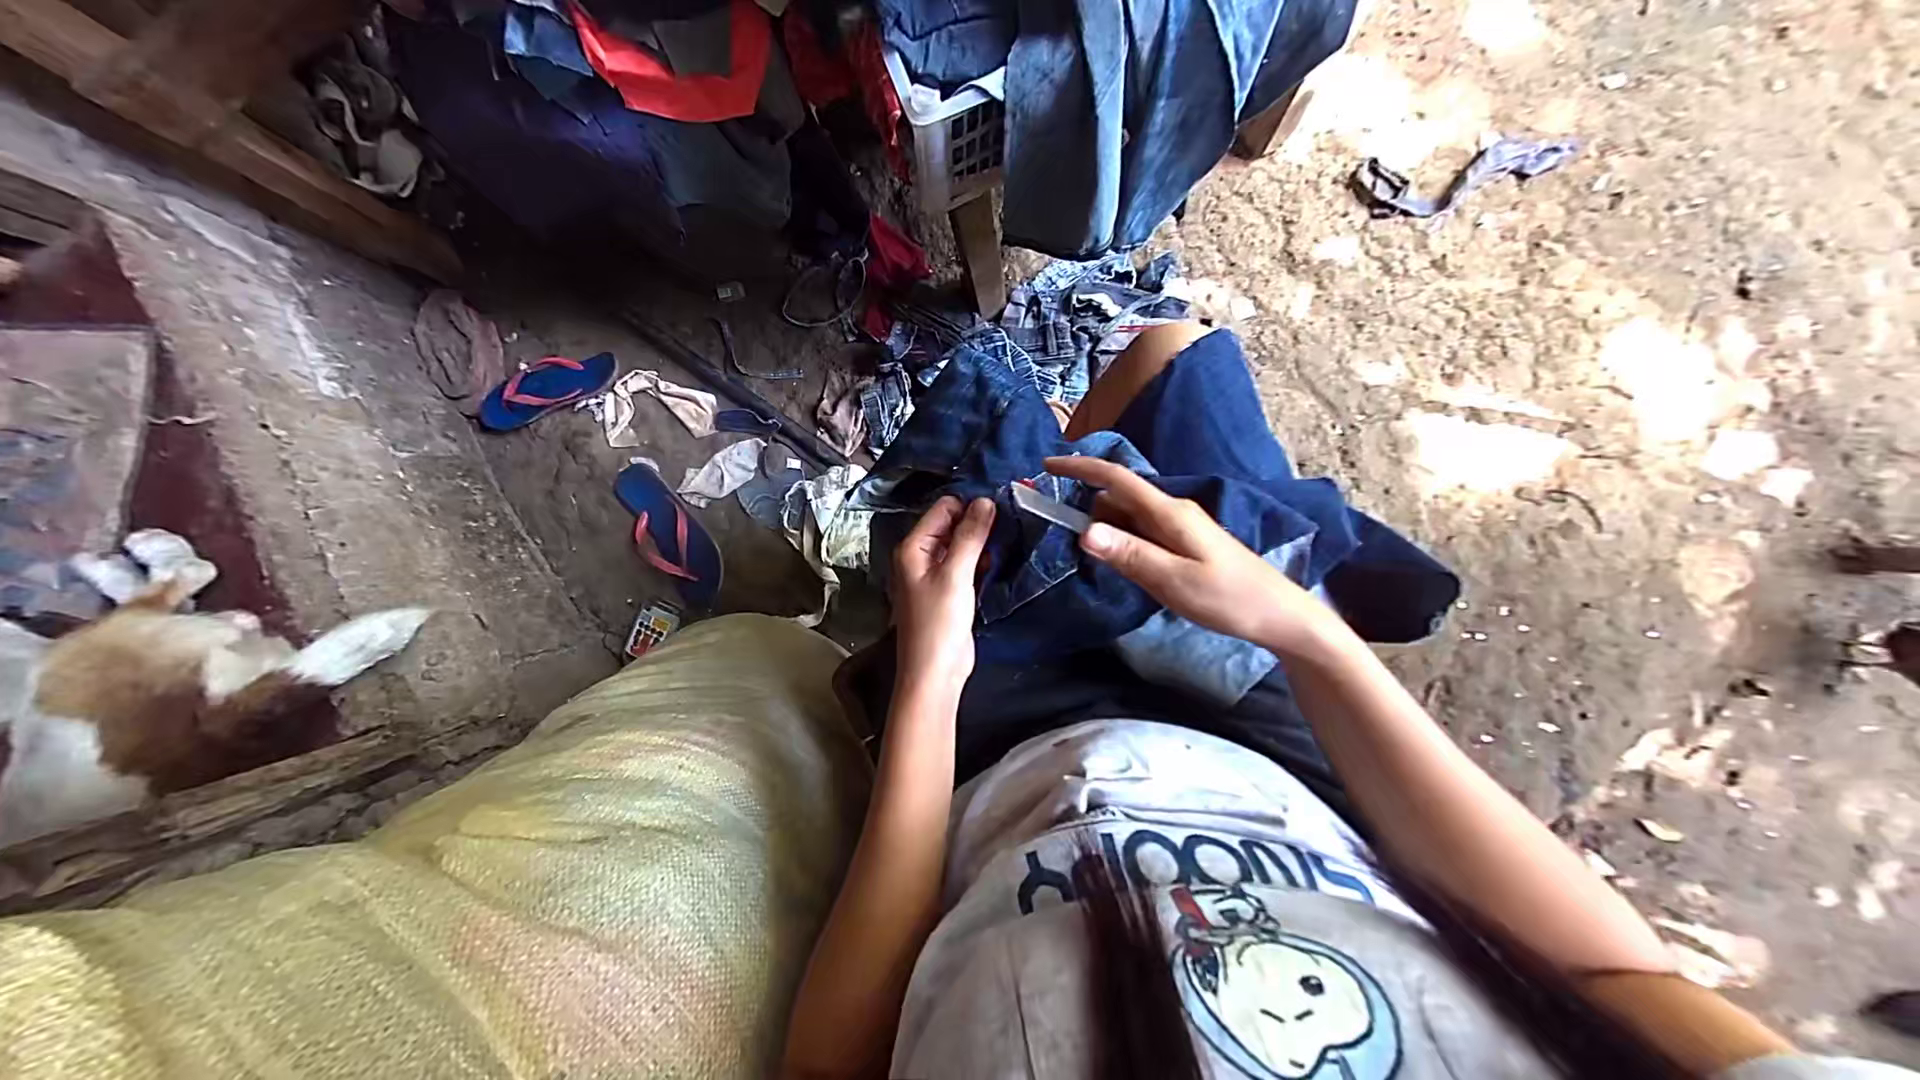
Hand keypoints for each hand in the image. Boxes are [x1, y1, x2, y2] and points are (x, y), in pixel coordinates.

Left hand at [892, 496, 995, 693]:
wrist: (935, 672)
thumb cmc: (939, 624)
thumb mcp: (956, 575)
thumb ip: (970, 536)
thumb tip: (985, 501)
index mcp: (913, 547)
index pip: (943, 509)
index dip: (970, 506)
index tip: (1000, 509)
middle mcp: (920, 557)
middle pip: (951, 525)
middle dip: (977, 523)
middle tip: (1009, 524)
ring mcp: (934, 574)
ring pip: (960, 545)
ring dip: (981, 542)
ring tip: (1007, 541)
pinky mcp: (949, 591)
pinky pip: (965, 564)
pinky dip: (980, 560)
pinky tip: (997, 562)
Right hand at [1043, 456, 1350, 658]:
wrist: (1279, 615)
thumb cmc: (1229, 599)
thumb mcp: (1174, 582)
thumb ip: (1129, 555)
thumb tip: (1085, 531)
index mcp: (1169, 513)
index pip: (1116, 479)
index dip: (1080, 468)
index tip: (1046, 466)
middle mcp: (1172, 511)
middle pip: (1117, 499)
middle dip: (1090, 515)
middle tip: (1080, 554)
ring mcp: (1178, 526)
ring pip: (1127, 518)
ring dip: (1108, 535)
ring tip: (1112, 571)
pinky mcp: (1182, 542)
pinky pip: (1140, 533)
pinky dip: (1124, 545)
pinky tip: (1130, 571)